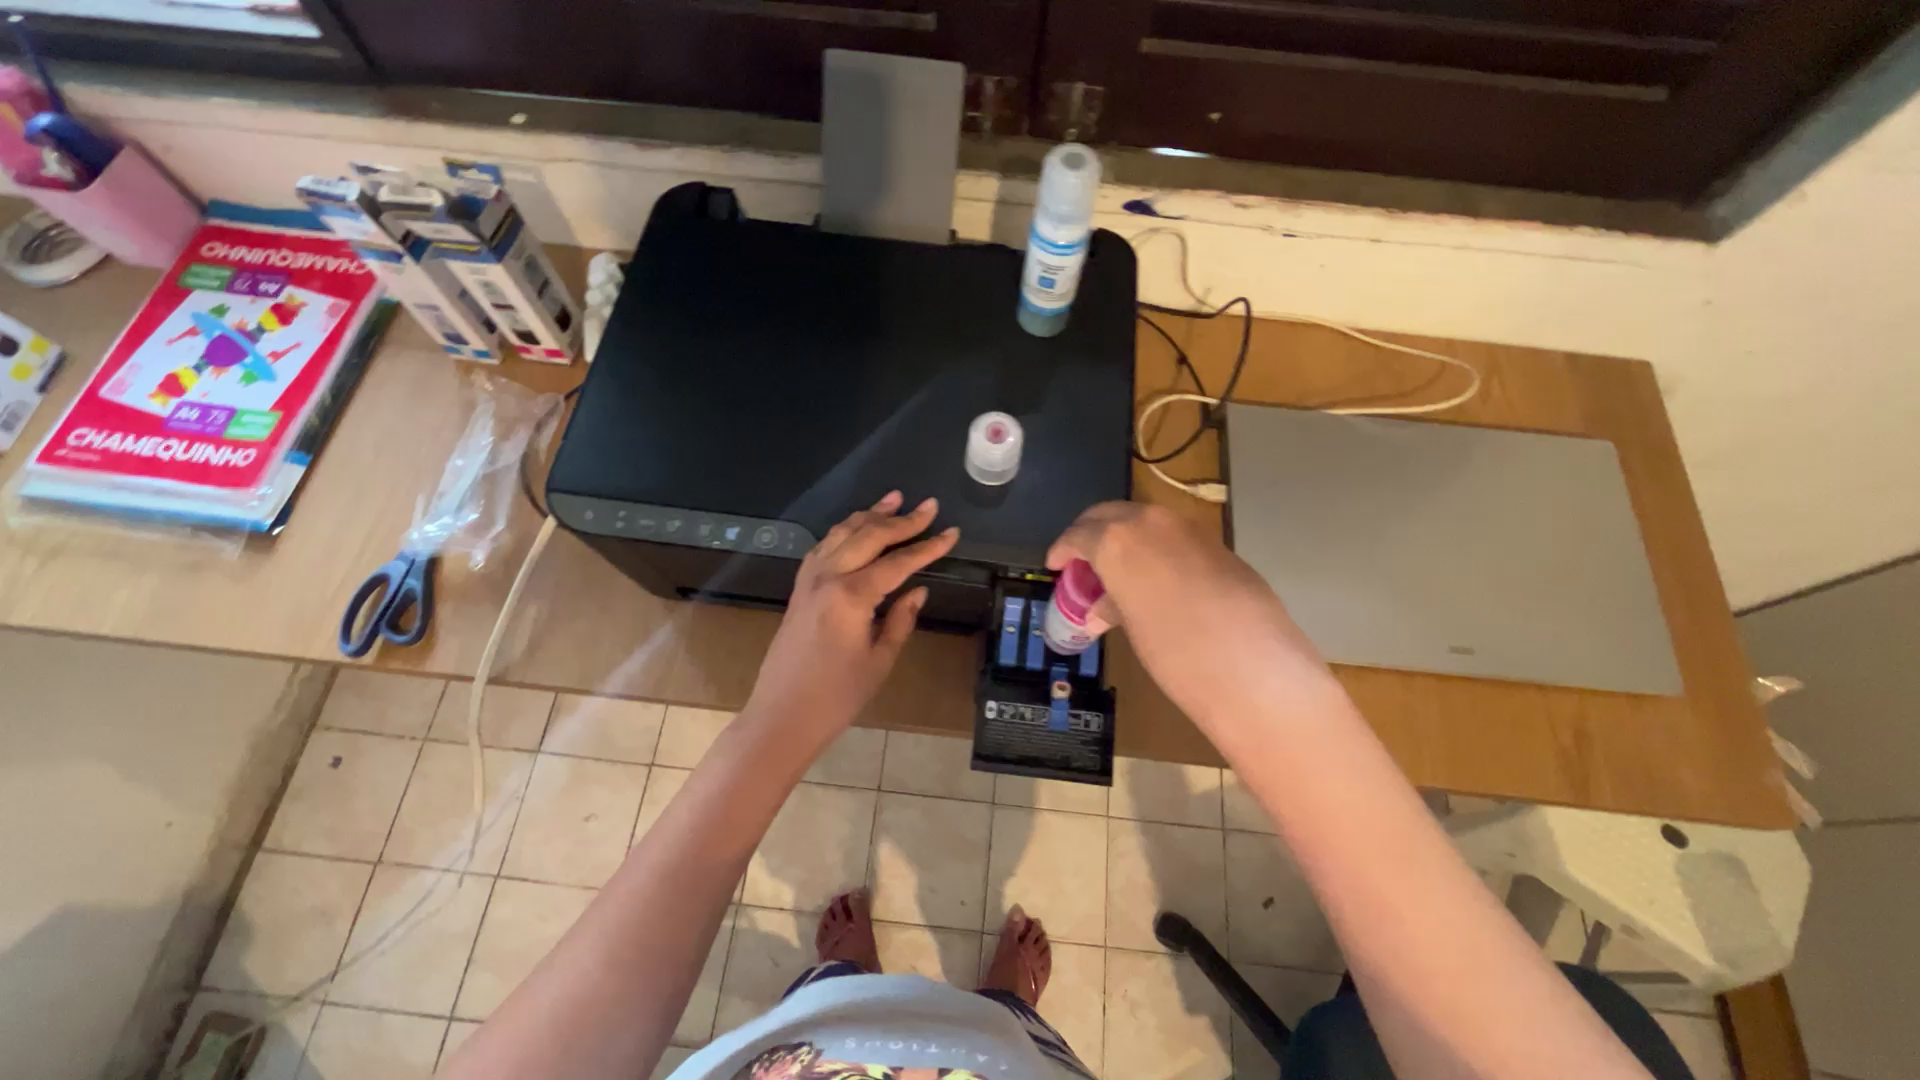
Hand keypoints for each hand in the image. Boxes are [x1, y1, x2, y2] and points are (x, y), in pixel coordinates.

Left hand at [745, 492, 959, 743]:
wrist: (782, 715)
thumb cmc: (837, 696)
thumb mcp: (880, 660)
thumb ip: (901, 620)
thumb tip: (918, 590)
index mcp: (852, 595)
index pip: (898, 562)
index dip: (928, 546)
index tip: (952, 532)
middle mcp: (828, 577)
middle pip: (869, 536)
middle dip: (902, 520)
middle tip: (929, 506)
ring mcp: (809, 580)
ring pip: (842, 534)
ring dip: (870, 515)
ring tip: (894, 499)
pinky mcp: (800, 589)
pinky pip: (823, 547)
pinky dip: (843, 532)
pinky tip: (855, 528)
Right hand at [1046, 502, 1331, 736]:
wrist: (1251, 662)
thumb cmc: (1174, 651)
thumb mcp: (1133, 628)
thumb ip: (1114, 607)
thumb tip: (1100, 611)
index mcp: (1116, 540)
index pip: (1079, 534)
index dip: (1063, 550)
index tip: (1056, 565)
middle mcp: (1151, 522)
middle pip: (1111, 514)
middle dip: (1092, 532)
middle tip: (1082, 560)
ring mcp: (1189, 528)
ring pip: (1145, 520)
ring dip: (1126, 538)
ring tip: (1119, 571)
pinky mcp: (1217, 543)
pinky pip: (1174, 536)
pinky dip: (1156, 548)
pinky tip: (1158, 579)